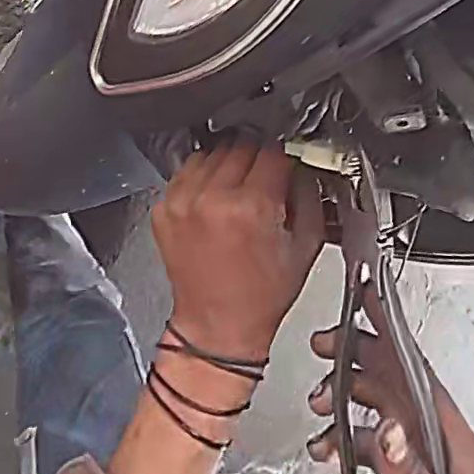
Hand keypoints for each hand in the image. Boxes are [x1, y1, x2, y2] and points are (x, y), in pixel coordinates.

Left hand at [153, 139, 326, 361]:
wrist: (217, 327)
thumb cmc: (260, 296)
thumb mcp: (306, 244)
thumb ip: (309, 195)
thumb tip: (301, 166)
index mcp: (251, 206)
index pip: (272, 151)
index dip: (284, 160)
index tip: (285, 168)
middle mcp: (212, 199)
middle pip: (242, 146)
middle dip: (258, 160)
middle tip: (264, 184)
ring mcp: (183, 202)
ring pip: (214, 152)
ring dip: (229, 164)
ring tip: (238, 193)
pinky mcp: (164, 208)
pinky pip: (188, 170)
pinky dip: (204, 177)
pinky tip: (215, 200)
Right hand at [307, 288, 473, 473]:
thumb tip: (385, 427)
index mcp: (468, 458)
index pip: (422, 376)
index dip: (391, 331)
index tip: (369, 297)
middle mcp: (455, 456)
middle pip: (401, 386)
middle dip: (359, 358)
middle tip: (325, 344)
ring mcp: (442, 473)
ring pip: (390, 414)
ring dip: (352, 399)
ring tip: (320, 400)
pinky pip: (388, 451)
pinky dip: (357, 440)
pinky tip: (336, 446)